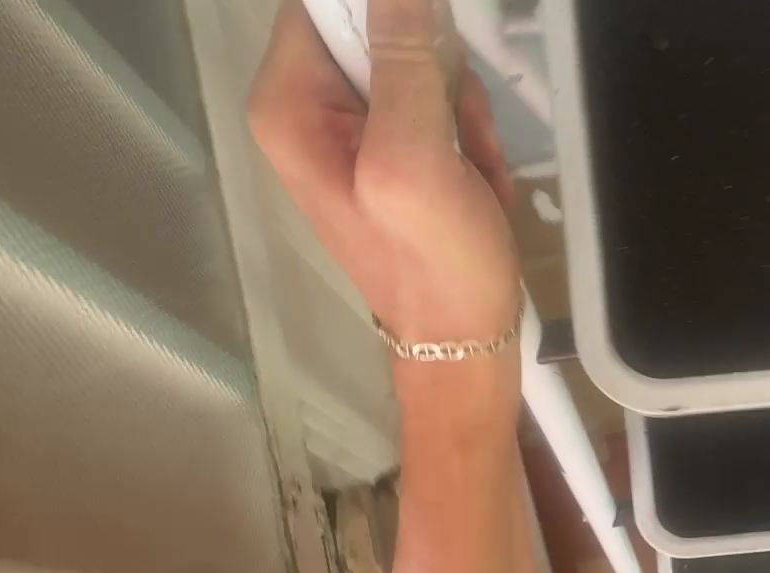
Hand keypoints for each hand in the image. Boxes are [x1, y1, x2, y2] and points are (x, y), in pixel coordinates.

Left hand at [248, 0, 521, 353]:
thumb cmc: (435, 267)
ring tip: (474, 176)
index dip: (393, 17)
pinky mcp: (397, 161)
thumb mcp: (416, 162)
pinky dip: (472, 146)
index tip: (437, 69)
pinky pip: (440, 114)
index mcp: (290, 106)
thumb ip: (405, 64)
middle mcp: (313, 114)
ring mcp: (358, 139)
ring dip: (466, 119)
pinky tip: (479, 188)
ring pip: (423, 73)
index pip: (328, 3)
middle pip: (383, 32)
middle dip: (440, 80)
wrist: (465, 342)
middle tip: (461, 139)